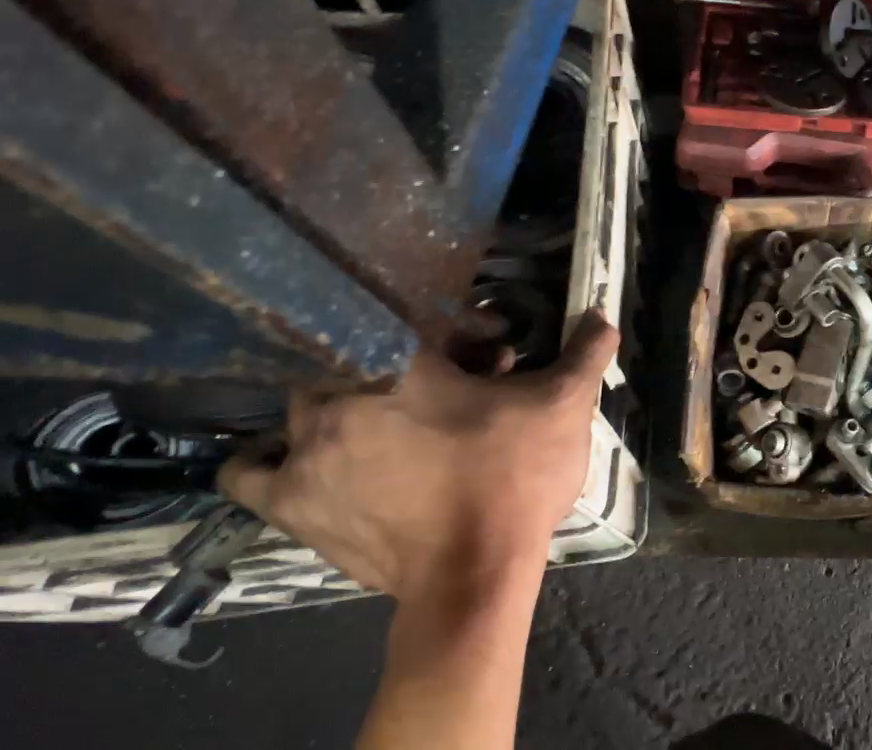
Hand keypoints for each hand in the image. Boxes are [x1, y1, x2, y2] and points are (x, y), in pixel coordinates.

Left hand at [219, 314, 619, 605]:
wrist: (474, 572)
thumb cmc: (516, 477)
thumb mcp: (564, 406)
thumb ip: (584, 354)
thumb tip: (602, 316)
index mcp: (405, 362)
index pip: (422, 323)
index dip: (462, 340)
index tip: (493, 363)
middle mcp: (341, 396)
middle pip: (361, 357)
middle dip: (403, 367)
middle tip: (450, 393)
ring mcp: (305, 450)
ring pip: (308, 402)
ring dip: (343, 402)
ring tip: (386, 421)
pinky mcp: (287, 500)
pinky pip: (252, 468)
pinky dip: (271, 456)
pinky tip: (302, 457)